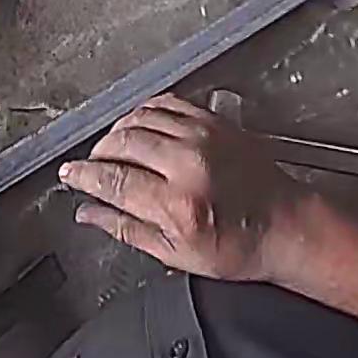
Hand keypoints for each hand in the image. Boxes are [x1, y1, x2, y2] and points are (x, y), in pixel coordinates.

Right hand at [58, 94, 312, 282]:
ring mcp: (202, 136)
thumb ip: (125, 229)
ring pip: (138, 118)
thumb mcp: (177, 254)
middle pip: (121, 143)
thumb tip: (87, 212)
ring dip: (116, 131)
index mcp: (178, 204)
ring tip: (112, 147)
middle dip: (97, 153)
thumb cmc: (239, 247)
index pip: (113, 180)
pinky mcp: (212, 121)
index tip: (69, 174)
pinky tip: (137, 125)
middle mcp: (188, 163)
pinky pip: (164, 103)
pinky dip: (142, 112)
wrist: (287, 225)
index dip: (84, 175)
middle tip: (92, 164)